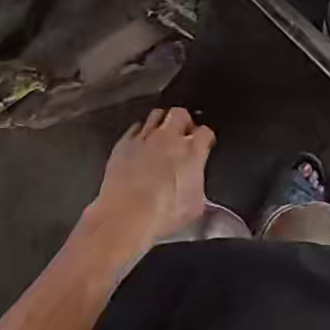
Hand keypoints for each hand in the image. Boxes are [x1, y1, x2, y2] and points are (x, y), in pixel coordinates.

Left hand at [85, 107, 214, 251]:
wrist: (127, 215)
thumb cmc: (161, 213)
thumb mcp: (194, 208)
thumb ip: (202, 192)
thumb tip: (204, 197)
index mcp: (192, 151)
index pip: (205, 132)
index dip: (206, 138)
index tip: (204, 144)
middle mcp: (169, 139)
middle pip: (181, 114)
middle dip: (184, 121)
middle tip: (184, 132)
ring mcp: (145, 139)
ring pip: (157, 115)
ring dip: (162, 121)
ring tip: (162, 133)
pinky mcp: (124, 144)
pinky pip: (135, 128)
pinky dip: (140, 132)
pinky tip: (141, 143)